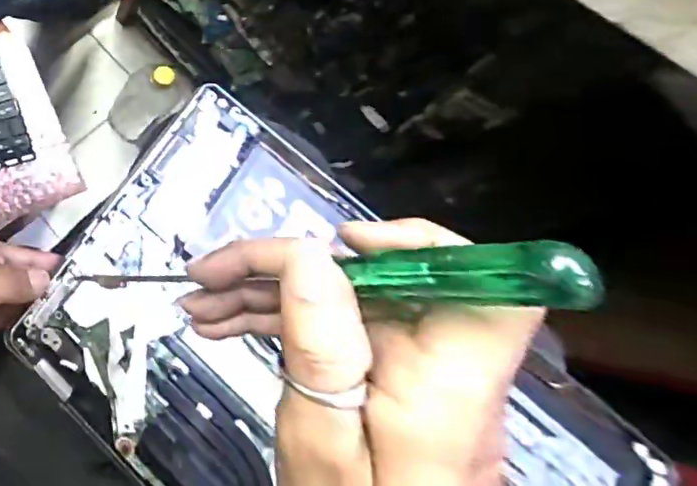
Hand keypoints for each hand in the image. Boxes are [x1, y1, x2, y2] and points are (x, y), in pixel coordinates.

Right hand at [181, 220, 544, 485]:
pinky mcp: (379, 378)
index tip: (347, 243)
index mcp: (448, 388)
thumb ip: (319, 355)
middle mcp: (439, 368)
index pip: (495, 294)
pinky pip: (331, 324)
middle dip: (286, 262)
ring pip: (341, 295)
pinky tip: (224, 320)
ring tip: (201, 302)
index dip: (426, 247)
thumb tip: (309, 255)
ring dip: (265, 287)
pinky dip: (277, 315)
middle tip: (213, 277)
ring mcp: (408, 371)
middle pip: (376, 278)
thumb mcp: (323, 452)